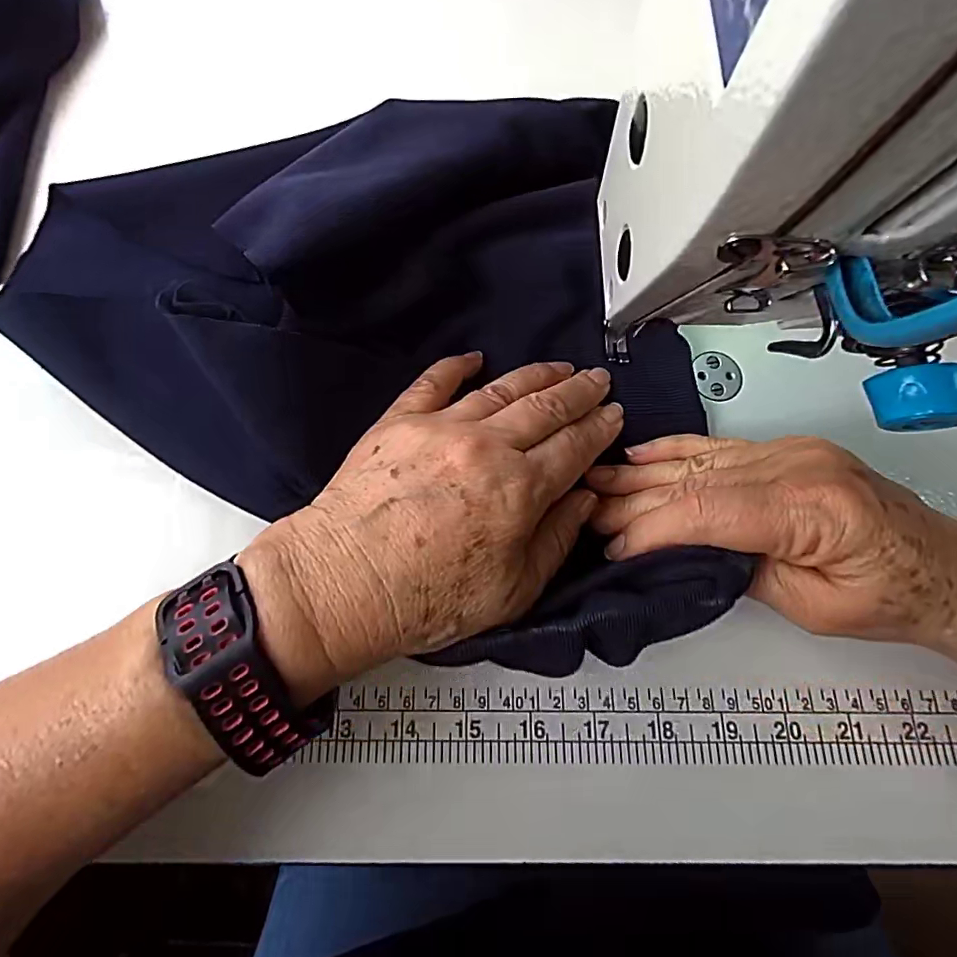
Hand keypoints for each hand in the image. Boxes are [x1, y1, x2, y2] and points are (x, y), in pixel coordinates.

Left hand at [239, 354, 622, 697]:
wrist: (345, 582)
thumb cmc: (421, 597)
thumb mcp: (512, 591)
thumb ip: (555, 540)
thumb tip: (581, 502)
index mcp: (519, 489)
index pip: (574, 447)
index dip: (598, 429)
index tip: (611, 416)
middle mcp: (484, 448)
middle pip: (545, 409)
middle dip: (577, 392)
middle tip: (595, 382)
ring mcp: (438, 430)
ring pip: (499, 390)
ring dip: (534, 376)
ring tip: (556, 369)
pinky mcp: (397, 423)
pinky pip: (433, 382)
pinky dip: (455, 366)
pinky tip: (472, 359)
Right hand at [583, 435, 956, 672]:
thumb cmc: (898, 600)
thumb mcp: (811, 605)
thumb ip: (739, 569)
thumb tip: (679, 553)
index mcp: (809, 509)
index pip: (702, 510)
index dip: (647, 530)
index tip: (611, 549)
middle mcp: (795, 466)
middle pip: (690, 481)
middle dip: (630, 501)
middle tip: (584, 515)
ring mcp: (789, 452)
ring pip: (695, 461)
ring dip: (639, 474)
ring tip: (592, 481)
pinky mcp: (785, 451)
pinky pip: (716, 446)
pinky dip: (672, 450)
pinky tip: (637, 453)